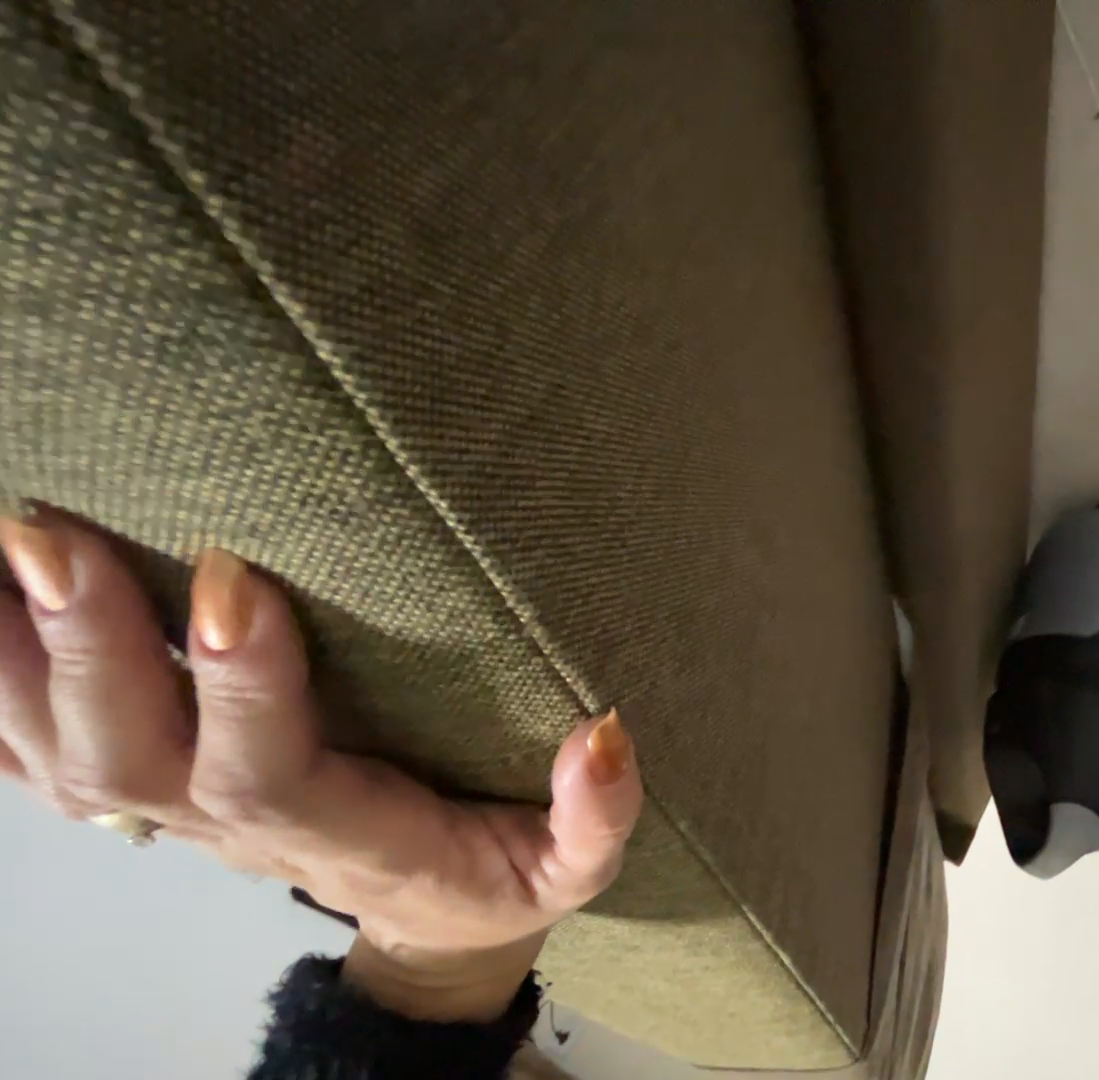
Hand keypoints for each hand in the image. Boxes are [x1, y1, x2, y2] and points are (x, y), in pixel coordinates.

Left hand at [0, 508, 643, 1020]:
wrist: (441, 918)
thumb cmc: (507, 879)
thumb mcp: (578, 868)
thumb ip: (598, 814)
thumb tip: (603, 733)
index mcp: (355, 838)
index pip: (271, 776)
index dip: (244, 692)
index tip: (238, 584)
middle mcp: (251, 830)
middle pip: (130, 764)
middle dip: (91, 652)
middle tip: (54, 539)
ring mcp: (197, 817)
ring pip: (59, 761)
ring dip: (11, 661)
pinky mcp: (180, 796)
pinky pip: (49, 760)